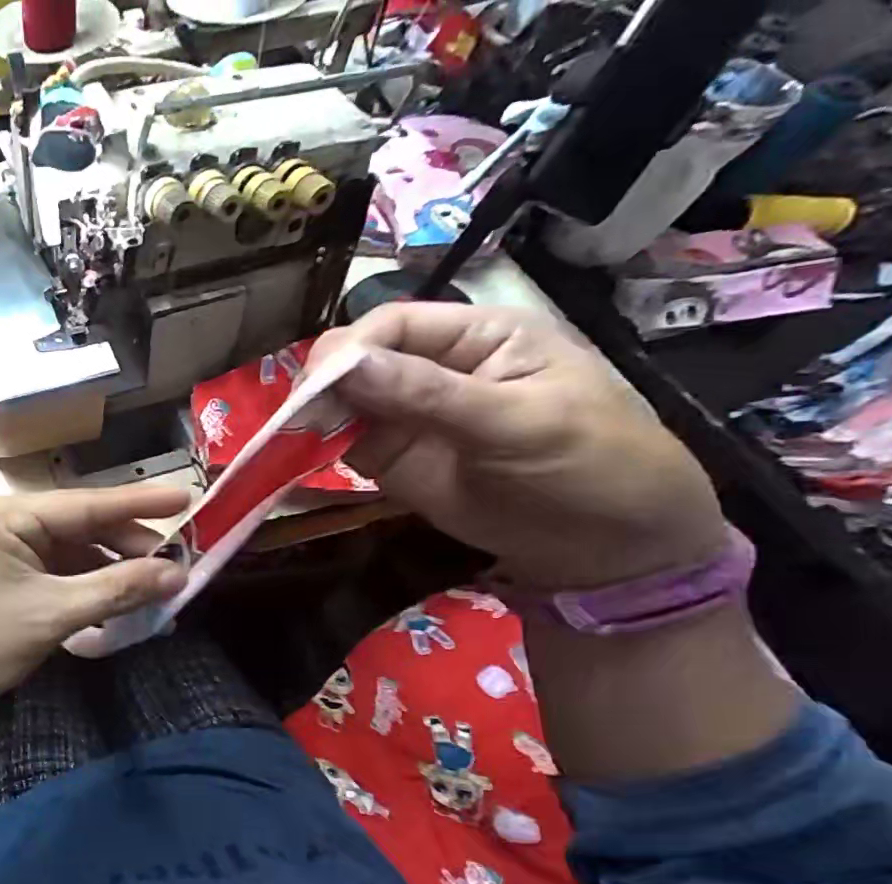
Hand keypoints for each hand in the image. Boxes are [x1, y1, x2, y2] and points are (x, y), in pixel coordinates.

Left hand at [0, 486, 189, 726]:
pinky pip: (56, 569)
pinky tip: (119, 601)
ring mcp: (0, 544)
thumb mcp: (55, 614)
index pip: (85, 504)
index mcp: (4, 514)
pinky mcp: (2, 570)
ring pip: (71, 549)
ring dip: (111, 570)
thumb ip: (119, 589)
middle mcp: (1, 518)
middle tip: (177, 566)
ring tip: (156, 588)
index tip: (186, 499)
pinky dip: (87, 584)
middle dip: (128, 547)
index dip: (139, 504)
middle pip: (80, 526)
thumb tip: (179, 575)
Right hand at [322, 303, 727, 589]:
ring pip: (340, 401)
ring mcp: (404, 415)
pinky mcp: (389, 458)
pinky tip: (296, 458)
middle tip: (296, 420)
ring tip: (288, 441)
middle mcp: (430, 367)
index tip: (314, 388)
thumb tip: (345, 367)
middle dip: (322, 384)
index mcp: (473, 335)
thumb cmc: (588, 465)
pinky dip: (314, 449)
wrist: (603, 549)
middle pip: (356, 359)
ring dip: (310, 418)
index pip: (393, 326)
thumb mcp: (518, 422)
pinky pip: (341, 444)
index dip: (349, 351)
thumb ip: (429, 395)